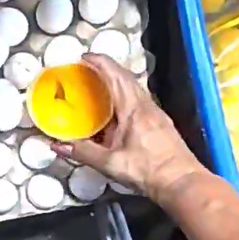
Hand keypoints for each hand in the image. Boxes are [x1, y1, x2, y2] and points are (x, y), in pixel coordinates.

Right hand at [56, 55, 207, 200]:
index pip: (115, 76)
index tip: (84, 57)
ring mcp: (155, 114)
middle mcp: (146, 106)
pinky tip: (116, 111)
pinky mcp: (160, 124)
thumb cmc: (147, 170)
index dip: (100, 63)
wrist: (181, 182)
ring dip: (116, 83)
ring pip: (133, 89)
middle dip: (106, 69)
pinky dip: (124, 97)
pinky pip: (139, 101)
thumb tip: (57, 145)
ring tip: (98, 88)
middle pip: (125, 78)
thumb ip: (82, 152)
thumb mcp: (109, 163)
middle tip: (87, 69)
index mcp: (133, 109)